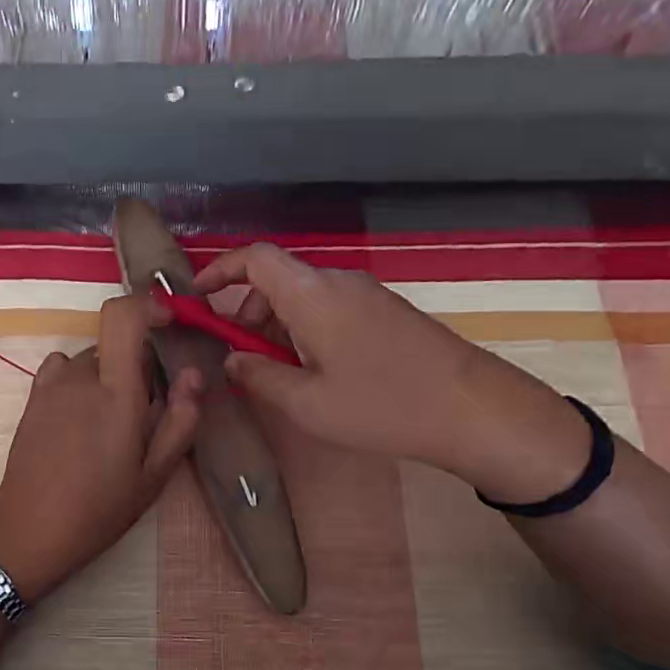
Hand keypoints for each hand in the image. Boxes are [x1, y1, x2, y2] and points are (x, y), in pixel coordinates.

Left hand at [0, 295, 202, 600]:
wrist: (30, 529)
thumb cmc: (99, 508)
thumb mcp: (153, 475)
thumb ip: (180, 420)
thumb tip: (194, 374)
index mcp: (115, 392)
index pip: (123, 315)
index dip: (148, 305)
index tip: (169, 322)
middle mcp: (80, 376)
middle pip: (115, 344)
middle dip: (138, 364)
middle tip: (147, 412)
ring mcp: (50, 385)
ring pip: (92, 360)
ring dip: (109, 377)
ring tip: (112, 427)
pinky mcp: (32, 398)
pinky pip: (64, 371)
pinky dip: (81, 382)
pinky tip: (81, 420)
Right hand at [193, 244, 589, 502]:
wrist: (472, 410)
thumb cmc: (380, 406)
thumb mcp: (306, 402)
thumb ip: (258, 377)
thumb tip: (231, 361)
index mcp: (313, 294)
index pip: (255, 258)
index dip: (220, 270)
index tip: (197, 299)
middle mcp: (338, 283)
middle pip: (277, 279)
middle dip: (246, 312)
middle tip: (239, 358)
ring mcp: (367, 295)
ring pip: (303, 297)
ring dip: (276, 327)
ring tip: (276, 374)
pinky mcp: (385, 313)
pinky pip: (330, 309)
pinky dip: (305, 331)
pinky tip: (314, 372)